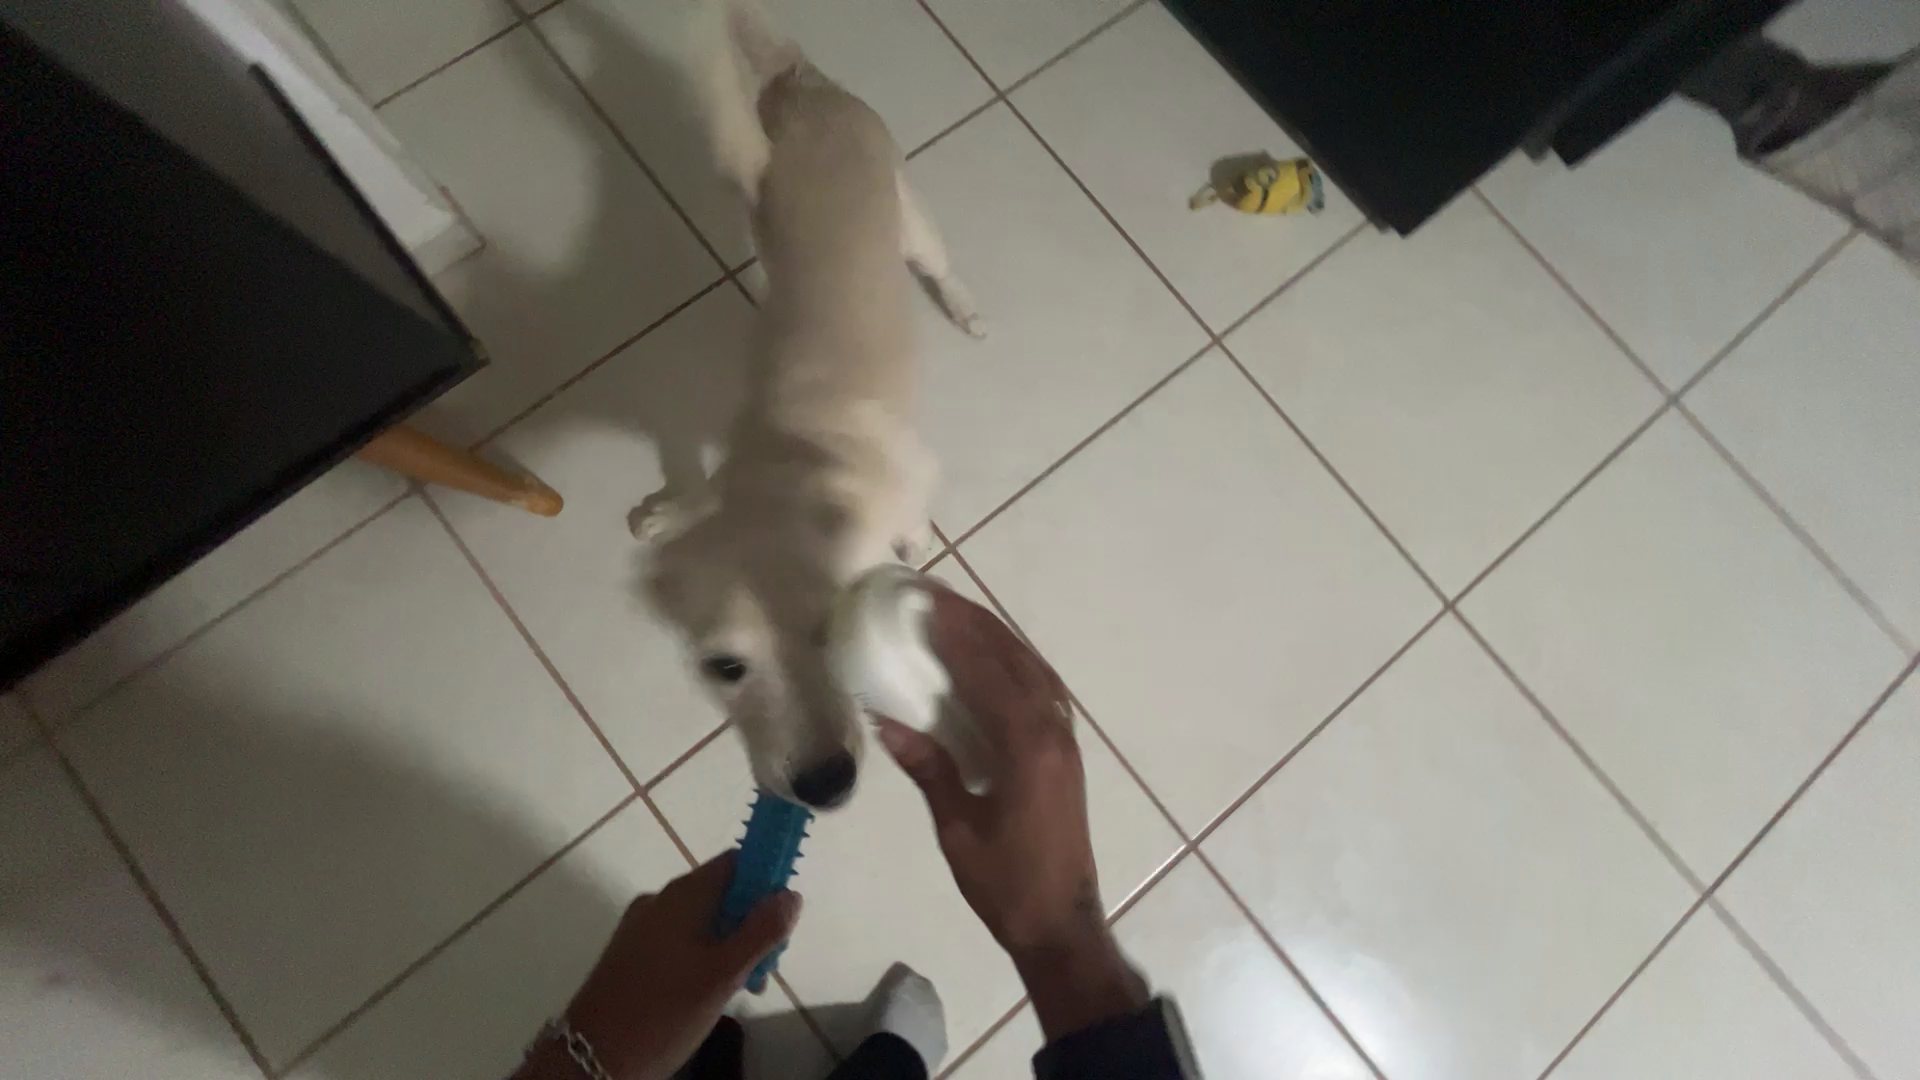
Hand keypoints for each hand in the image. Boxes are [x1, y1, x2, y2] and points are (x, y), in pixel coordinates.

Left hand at [522, 853, 801, 1079]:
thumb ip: (763, 931)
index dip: (766, 880)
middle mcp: (662, 900)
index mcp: (684, 894)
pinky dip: (702, 956)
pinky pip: (680, 940)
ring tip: (739, 988)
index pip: (738, 861)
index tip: (781, 918)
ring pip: (702, 920)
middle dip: (751, 922)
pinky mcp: (630, 954)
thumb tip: (791, 894)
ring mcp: (642, 927)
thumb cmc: (660, 1014)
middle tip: (763, 967)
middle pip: (723, 892)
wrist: (580, 1066)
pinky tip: (706, 993)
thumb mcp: (722, 975)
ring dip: (729, 944)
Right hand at [874, 586, 1145, 1038]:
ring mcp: (1065, 739)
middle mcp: (1053, 732)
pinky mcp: (1067, 749)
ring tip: (963, 616)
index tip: (930, 606)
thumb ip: (929, 769)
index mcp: (1027, 750)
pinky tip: (995, 660)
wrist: (1062, 922)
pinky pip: (1044, 690)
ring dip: (1000, 638)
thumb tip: (886, 723)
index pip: (989, 676)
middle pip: (1017, 661)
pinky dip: (1018, 663)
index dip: (959, 638)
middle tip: (941, 597)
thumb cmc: (1006, 882)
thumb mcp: (958, 829)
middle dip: (978, 625)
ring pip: (1035, 670)